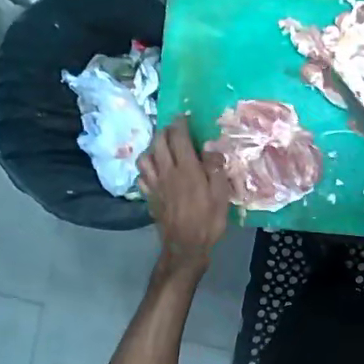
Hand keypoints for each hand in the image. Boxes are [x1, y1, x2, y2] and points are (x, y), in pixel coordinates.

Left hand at [139, 116, 231, 277]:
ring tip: (161, 148)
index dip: (180, 124)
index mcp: (187, 168)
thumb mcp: (221, 194)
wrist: (185, 246)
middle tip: (174, 129)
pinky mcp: (150, 196)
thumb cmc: (208, 221)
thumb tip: (210, 147)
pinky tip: (154, 170)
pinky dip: (146, 168)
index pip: (179, 138)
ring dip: (152, 147)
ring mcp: (155, 184)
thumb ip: (215, 168)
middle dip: (165, 131)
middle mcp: (167, 171)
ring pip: (145, 157)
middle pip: (159, 142)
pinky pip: (142, 176)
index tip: (183, 117)